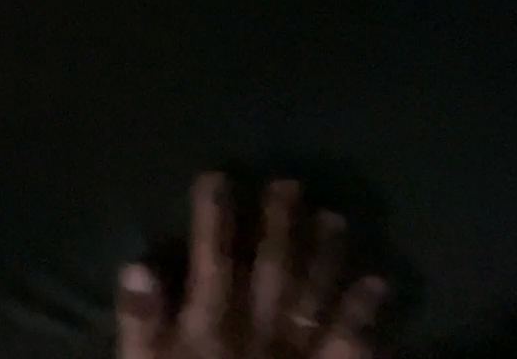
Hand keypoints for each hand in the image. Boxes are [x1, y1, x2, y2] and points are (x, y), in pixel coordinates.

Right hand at [118, 174, 388, 358]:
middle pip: (271, 272)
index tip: (217, 175)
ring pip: (315, 299)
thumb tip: (137, 265)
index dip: (214, 216)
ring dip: (327, 258)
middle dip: (279, 226)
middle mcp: (260, 335)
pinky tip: (379, 285)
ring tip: (335, 219)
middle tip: (289, 184)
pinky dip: (366, 315)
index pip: (212, 259)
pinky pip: (352, 346)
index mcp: (211, 327)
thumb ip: (140, 323)